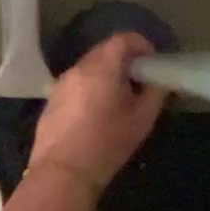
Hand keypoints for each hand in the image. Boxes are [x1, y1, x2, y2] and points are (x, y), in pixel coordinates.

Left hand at [28, 34, 168, 196]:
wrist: (62, 171)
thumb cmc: (107, 143)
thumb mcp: (142, 120)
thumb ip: (154, 93)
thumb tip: (158, 81)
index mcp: (101, 68)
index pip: (122, 39)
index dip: (141, 45)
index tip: (152, 62)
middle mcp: (77, 69)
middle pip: (103, 52)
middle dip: (124, 61)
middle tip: (139, 83)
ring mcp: (60, 84)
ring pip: (88, 68)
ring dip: (106, 75)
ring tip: (119, 100)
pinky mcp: (51, 100)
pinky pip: (76, 84)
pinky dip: (90, 88)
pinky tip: (96, 113)